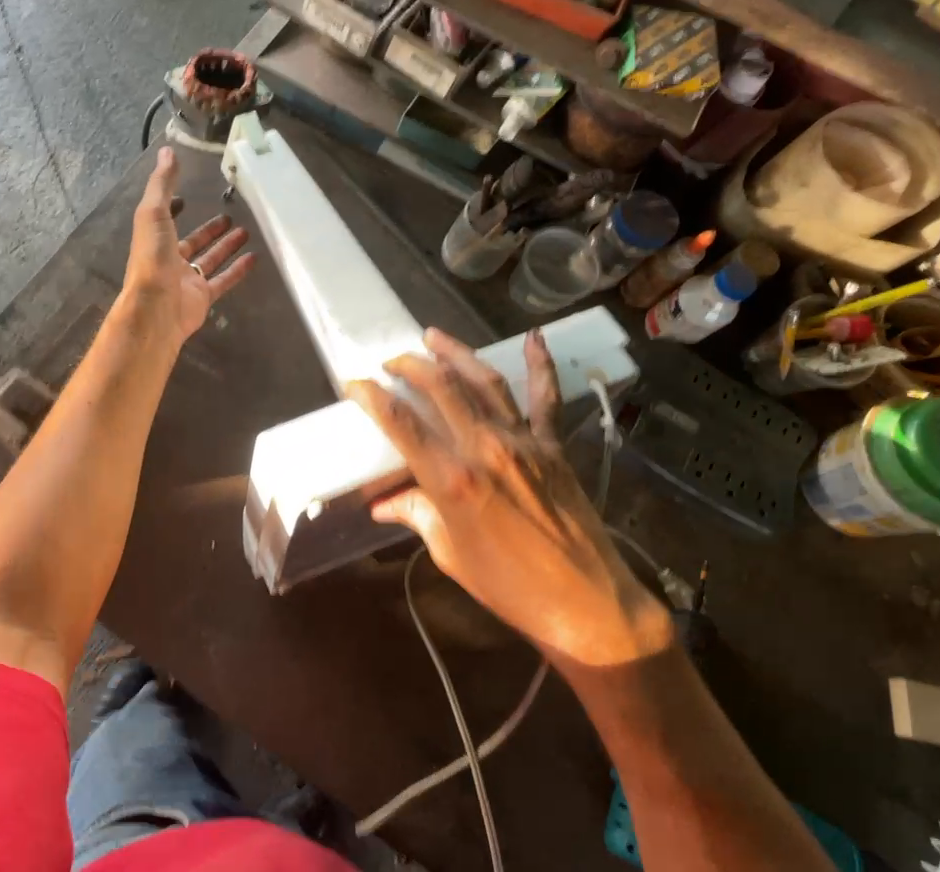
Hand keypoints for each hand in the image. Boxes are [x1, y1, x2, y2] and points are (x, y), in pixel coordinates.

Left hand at [123, 146, 255, 344]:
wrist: (157, 307)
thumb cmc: (152, 258)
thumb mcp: (153, 213)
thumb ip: (162, 184)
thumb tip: (167, 151)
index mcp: (154, 239)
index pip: (164, 219)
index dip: (173, 207)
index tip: (186, 195)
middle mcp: (169, 259)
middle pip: (191, 241)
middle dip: (208, 229)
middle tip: (228, 214)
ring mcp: (186, 280)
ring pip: (209, 260)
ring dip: (225, 246)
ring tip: (245, 230)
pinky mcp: (203, 297)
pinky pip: (222, 280)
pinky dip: (237, 270)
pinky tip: (253, 258)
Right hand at [348, 328, 672, 668]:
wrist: (586, 604)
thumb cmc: (508, 588)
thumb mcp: (450, 554)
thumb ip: (417, 515)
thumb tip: (382, 504)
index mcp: (452, 480)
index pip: (401, 423)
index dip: (372, 397)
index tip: (354, 384)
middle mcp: (484, 449)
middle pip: (440, 389)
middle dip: (409, 367)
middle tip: (391, 362)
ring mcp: (523, 442)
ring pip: (484, 383)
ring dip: (456, 354)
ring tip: (433, 336)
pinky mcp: (554, 447)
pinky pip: (546, 399)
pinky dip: (541, 365)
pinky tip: (534, 337)